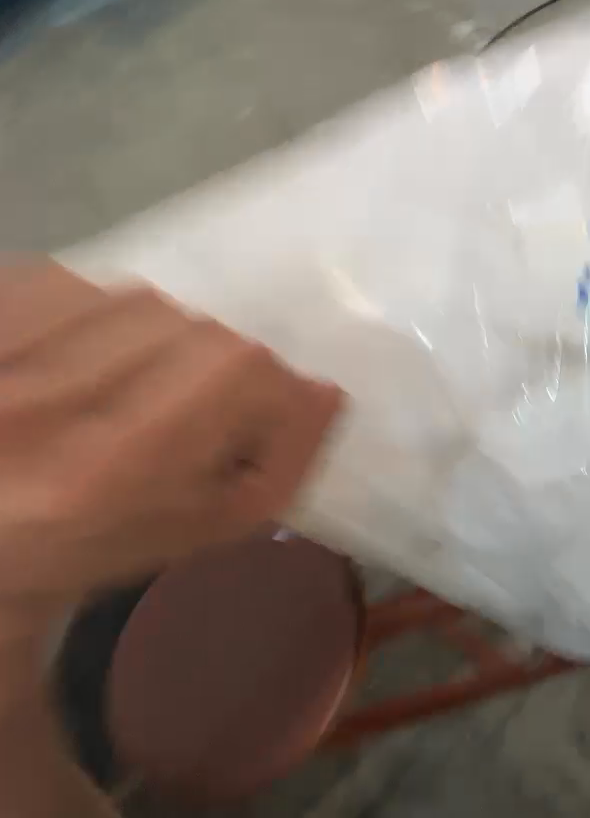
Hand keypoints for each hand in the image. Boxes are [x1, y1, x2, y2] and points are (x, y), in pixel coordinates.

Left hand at [0, 263, 342, 627]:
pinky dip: (85, 304)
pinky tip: (77, 347)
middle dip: (209, 352)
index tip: (256, 407)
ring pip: (128, 297)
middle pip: (186, 322)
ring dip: (152, 327)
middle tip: (192, 392)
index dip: (265, 377)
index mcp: (109, 468)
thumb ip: (293, 457)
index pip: (238, 361)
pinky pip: (53, 281)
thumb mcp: (225, 520)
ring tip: (132, 369)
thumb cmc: (114, 536)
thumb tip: (324, 389)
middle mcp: (37, 412)